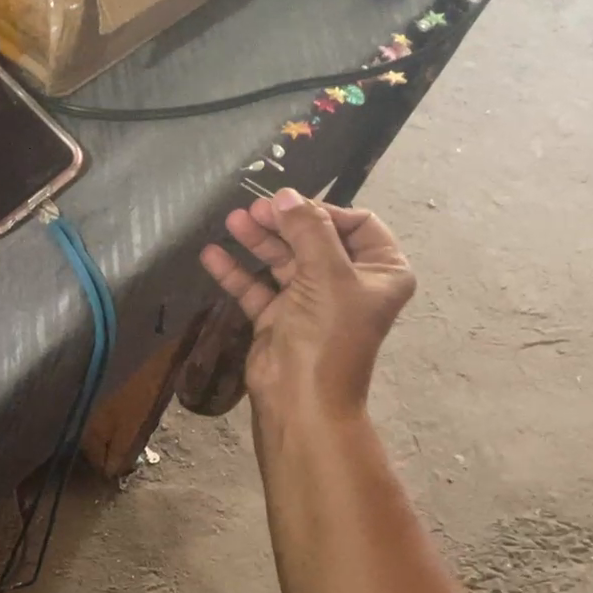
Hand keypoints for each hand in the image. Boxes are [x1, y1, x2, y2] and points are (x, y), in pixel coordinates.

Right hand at [199, 188, 415, 419]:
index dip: (321, 211)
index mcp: (379, 270)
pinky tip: (213, 256)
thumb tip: (285, 196)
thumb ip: (307, 231)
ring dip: (257, 242)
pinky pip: (256, 287)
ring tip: (231, 222)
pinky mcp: (277, 318)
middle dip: (282, 223)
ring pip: (282, 261)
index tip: (287, 204)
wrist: (299, 397)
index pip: (354, 225)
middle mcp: (347, 282)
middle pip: (313, 240)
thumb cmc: (327, 334)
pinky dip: (236, 272)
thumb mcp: (326, 275)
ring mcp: (309, 301)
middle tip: (251, 209)